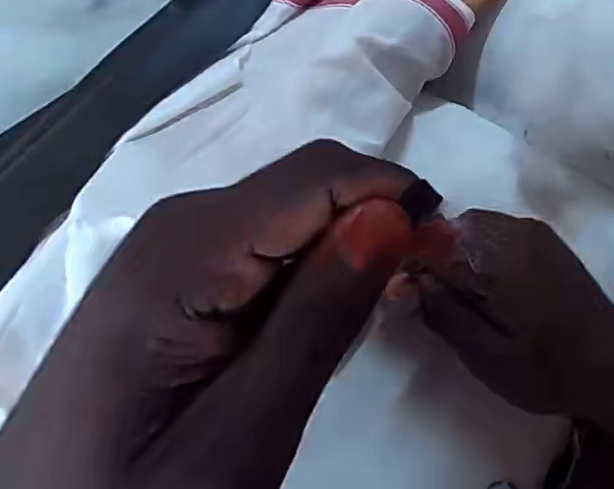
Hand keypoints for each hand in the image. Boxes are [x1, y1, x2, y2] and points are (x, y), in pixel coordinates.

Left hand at [0, 140, 417, 488]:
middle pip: (311, 181)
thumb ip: (318, 319)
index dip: (391, 194)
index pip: (320, 174)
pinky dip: (313, 268)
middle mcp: (181, 222)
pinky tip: (307, 324)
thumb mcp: (237, 440)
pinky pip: (272, 237)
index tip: (437, 247)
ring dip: (345, 246)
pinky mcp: (181, 268)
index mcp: (185, 249)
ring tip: (355, 319)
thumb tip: (394, 214)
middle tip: (404, 289)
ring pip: (299, 206)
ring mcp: (177, 243)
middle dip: (372, 218)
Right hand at [408, 211, 613, 447]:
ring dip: (459, 252)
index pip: (437, 240)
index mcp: (501, 258)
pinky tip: (490, 286)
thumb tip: (405, 280)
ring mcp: (533, 229)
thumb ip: (445, 314)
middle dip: (437, 255)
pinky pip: (497, 229)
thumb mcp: (488, 356)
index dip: (414, 261)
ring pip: (476, 225)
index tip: (408, 291)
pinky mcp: (543, 235)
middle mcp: (517, 231)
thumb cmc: (546, 367)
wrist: (610, 359)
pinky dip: (482, 249)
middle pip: (455, 227)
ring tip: (466, 298)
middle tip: (438, 301)